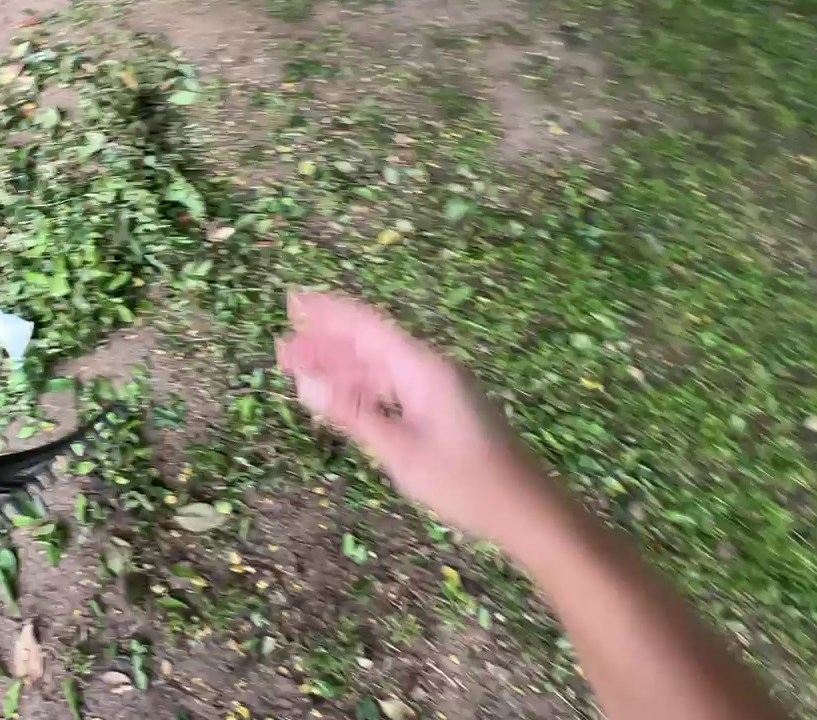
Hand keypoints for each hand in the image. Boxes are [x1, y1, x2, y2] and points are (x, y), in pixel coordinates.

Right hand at [277, 292, 557, 544]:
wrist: (533, 515)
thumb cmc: (469, 484)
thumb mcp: (402, 452)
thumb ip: (353, 415)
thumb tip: (306, 386)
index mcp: (422, 369)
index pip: (366, 326)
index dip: (328, 312)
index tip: (294, 302)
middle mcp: (428, 369)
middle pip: (368, 343)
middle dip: (324, 341)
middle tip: (283, 346)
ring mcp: (435, 388)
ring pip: (376, 366)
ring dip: (337, 366)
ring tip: (299, 370)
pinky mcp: (439, 408)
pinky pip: (389, 385)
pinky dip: (359, 386)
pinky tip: (338, 396)